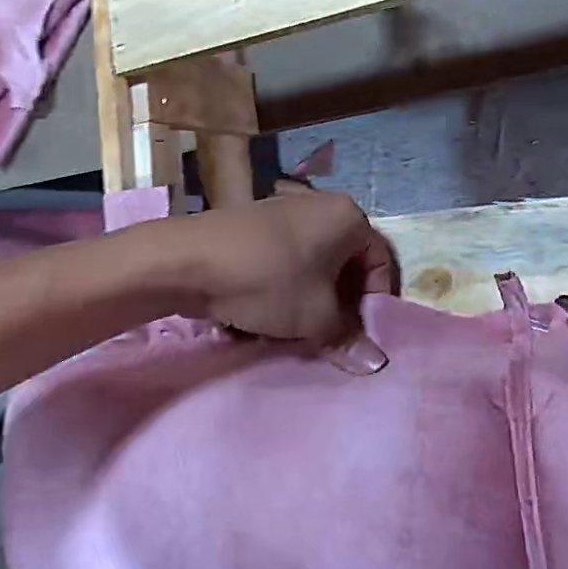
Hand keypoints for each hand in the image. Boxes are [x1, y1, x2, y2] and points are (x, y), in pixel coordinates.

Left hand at [156, 189, 398, 373]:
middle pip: (345, 264)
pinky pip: (286, 259)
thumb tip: (374, 363)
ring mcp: (286, 210)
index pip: (380, 262)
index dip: (375, 303)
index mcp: (348, 216)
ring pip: (313, 265)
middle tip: (327, 336)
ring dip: (310, 299)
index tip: (358, 333)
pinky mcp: (257, 224)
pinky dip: (284, 287)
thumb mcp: (315, 316)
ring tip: (293, 328)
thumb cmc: (268, 281)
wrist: (187, 261)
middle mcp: (322, 205)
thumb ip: (348, 338)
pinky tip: (264, 312)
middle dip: (339, 304)